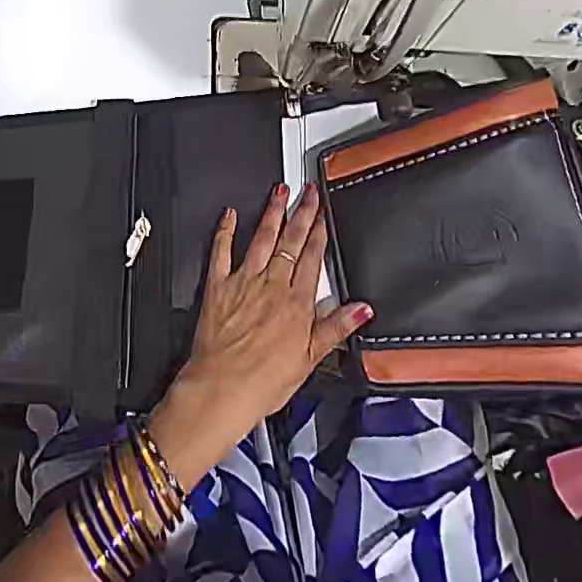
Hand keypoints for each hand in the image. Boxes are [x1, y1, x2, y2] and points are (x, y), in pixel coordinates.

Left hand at [148, 185, 372, 488]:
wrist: (221, 390)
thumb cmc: (263, 381)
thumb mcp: (311, 359)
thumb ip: (337, 328)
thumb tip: (362, 310)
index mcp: (296, 303)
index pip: (313, 258)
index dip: (319, 232)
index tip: (323, 213)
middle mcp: (272, 286)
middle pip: (291, 241)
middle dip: (302, 213)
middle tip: (308, 192)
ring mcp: (244, 283)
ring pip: (262, 239)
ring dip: (272, 213)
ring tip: (279, 192)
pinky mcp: (219, 287)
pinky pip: (221, 252)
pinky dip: (225, 231)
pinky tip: (229, 215)